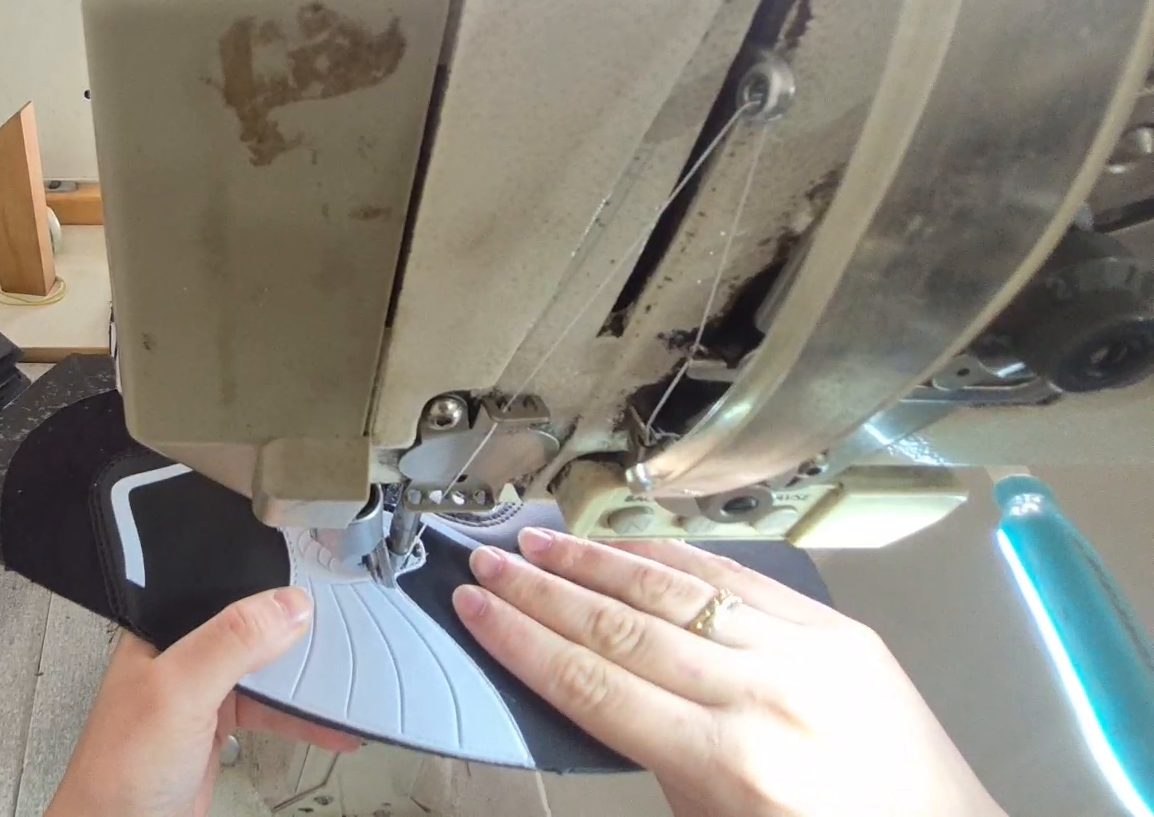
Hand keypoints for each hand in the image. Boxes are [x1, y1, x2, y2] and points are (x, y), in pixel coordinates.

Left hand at [45, 587, 360, 816]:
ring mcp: (201, 691)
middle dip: (294, 631)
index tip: (317, 588)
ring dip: (302, 679)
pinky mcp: (216, 727)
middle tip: (342, 633)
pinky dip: (300, 718)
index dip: (268, 585)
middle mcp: (182, 651)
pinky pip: (268, 710)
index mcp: (164, 626)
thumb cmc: (120, 768)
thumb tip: (287, 604)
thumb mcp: (180, 690)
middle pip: (250, 628)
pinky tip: (328, 725)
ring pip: (264, 670)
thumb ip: (231, 643)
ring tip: (344, 679)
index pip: (225, 589)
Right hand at [453, 528, 1005, 816]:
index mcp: (732, 766)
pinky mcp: (838, 628)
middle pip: (618, 625)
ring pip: (668, 586)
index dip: (519, 638)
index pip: (592, 682)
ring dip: (588, 560)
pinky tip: (615, 542)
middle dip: (538, 589)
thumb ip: (642, 744)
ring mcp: (807, 652)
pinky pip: (728, 574)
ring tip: (534, 541)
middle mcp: (765, 697)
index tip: (470, 602)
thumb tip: (573, 667)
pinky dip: (661, 553)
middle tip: (485, 558)